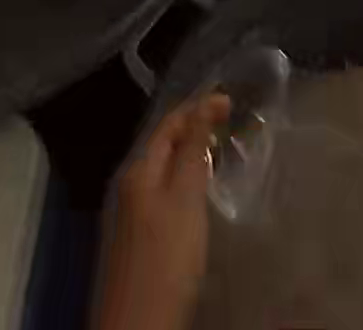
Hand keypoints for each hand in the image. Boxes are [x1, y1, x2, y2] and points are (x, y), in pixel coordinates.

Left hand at [95, 94, 229, 329]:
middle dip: (194, 126)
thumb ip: (193, 150)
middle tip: (230, 120)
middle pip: (164, 143)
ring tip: (222, 148)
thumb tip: (203, 104)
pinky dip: (186, 177)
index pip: (169, 123)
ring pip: (164, 167)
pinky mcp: (139, 237)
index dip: (198, 107)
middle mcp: (130, 185)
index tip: (231, 101)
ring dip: (191, 151)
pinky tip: (202, 190)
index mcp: (139, 171)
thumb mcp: (185, 200)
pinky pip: (165, 190)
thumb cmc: (166, 261)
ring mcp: (132, 212)